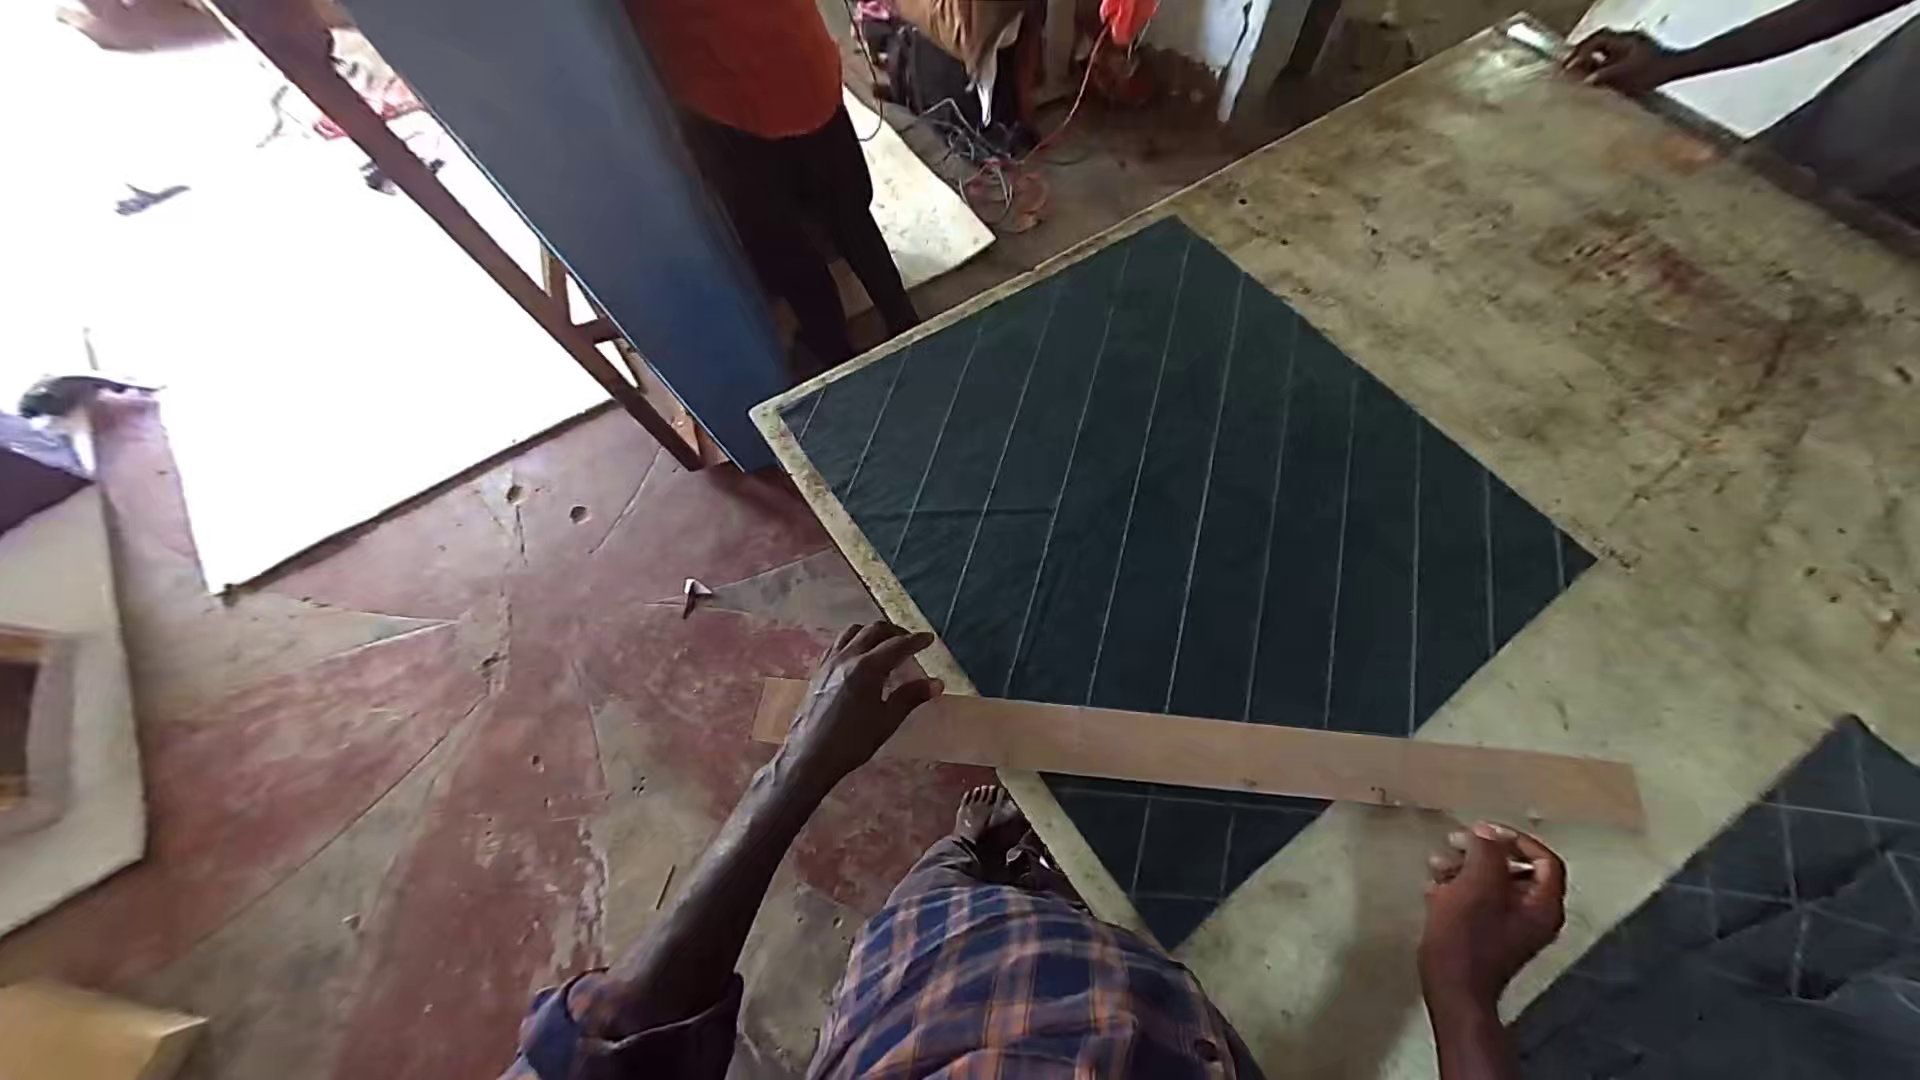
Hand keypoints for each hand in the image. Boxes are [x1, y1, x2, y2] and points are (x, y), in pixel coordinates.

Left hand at [780, 622, 943, 789]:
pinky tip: (859, 655)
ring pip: (853, 632)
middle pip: (874, 630)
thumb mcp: (887, 721)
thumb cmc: (852, 742)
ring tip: (885, 642)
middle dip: (895, 632)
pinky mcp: (819, 670)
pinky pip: (838, 643)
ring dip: (873, 631)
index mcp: (867, 668)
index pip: (897, 645)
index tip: (929, 638)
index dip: (915, 640)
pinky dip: (854, 640)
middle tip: (910, 640)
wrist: (809, 757)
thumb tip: (937, 683)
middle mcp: (847, 657)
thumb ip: (911, 697)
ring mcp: (830, 662)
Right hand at [1419, 821, 1565, 1009]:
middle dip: (1482, 851)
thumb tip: (1486, 829)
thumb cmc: (1467, 933)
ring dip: (1463, 866)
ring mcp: (1509, 922)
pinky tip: (1434, 887)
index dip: (1517, 839)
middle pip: (1515, 867)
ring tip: (1436, 865)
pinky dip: (1456, 884)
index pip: (1546, 861)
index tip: (1482, 829)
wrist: (1452, 981)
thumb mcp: (1476, 886)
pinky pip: (1476, 895)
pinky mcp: (1485, 928)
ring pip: (1490, 879)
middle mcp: (1532, 913)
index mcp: (1541, 905)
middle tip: (1453, 842)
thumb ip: (1486, 854)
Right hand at [1563, 29, 1685, 93]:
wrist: (1675, 67)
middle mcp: (1627, 39)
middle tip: (1565, 64)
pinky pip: (1608, 53)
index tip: (1566, 66)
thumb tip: (1584, 80)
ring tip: (1575, 68)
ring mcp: (1630, 45)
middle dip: (1580, 50)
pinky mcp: (1632, 53)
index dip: (1578, 52)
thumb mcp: (1626, 74)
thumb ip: (1605, 75)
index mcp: (1624, 41)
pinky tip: (1591, 72)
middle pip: (1598, 39)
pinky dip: (1596, 60)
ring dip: (1588, 55)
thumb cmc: (1653, 71)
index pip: (1596, 39)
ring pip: (1603, 45)